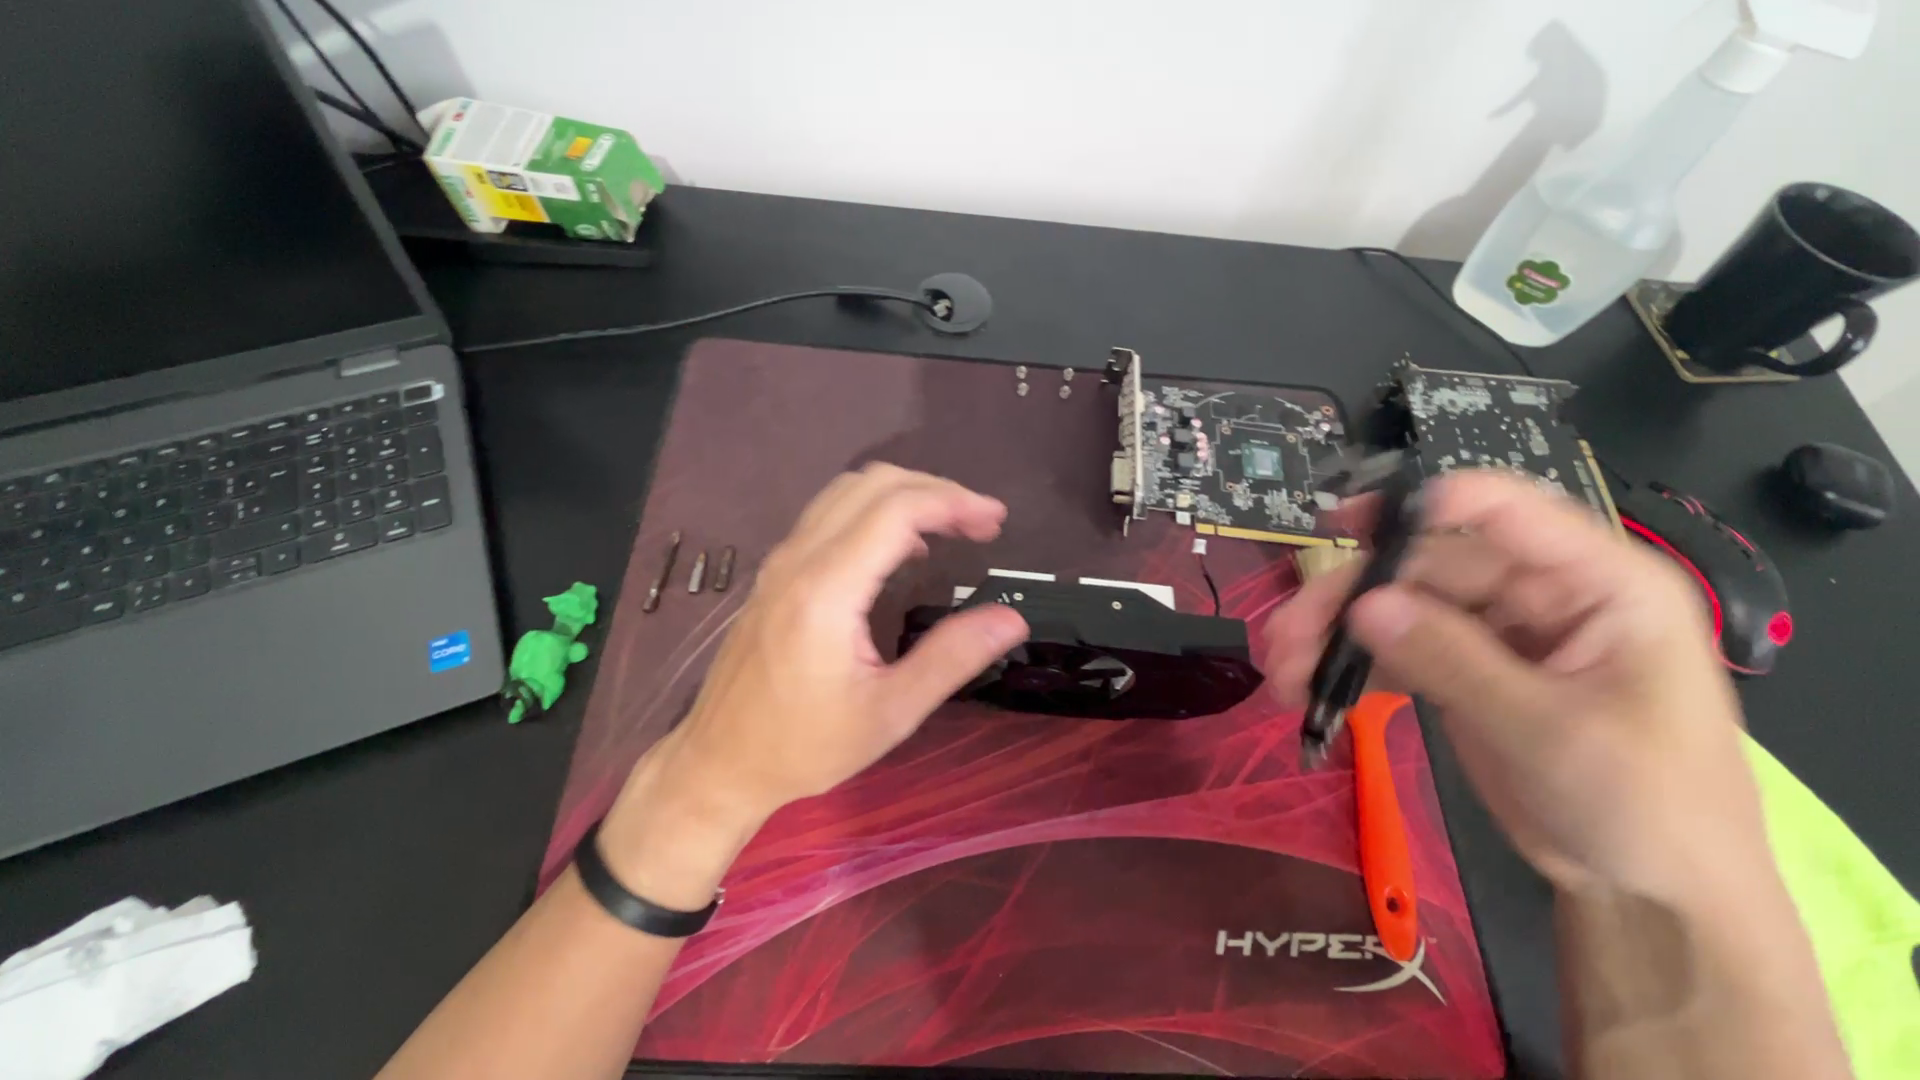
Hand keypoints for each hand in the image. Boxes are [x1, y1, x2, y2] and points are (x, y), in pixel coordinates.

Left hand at [598, 465, 1029, 902]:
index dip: (953, 502)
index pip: (896, 510)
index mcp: (827, 589)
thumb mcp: (890, 713)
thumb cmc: (805, 746)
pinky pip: (828, 516)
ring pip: (846, 493)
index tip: (996, 520)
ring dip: (904, 496)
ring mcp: (780, 563)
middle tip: (981, 523)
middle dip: (935, 491)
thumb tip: (1012, 619)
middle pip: (872, 485)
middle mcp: (799, 560)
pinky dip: (874, 512)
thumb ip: (951, 658)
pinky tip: (902, 549)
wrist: (719, 763)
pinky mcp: (774, 575)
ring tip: (951, 528)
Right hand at [1262, 470, 1770, 900]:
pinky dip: (1352, 669)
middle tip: (1283, 637)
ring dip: (1336, 637)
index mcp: (1595, 583)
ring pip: (1400, 609)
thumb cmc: (1644, 805)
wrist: (1652, 891)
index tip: (1344, 523)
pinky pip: (1398, 652)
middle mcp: (1542, 595)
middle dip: (1349, 599)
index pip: (1509, 512)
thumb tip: (1363, 605)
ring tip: (1281, 674)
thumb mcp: (1548, 730)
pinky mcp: (1467, 673)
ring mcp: (1499, 635)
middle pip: (1426, 567)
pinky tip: (1308, 692)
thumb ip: (1453, 660)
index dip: (1426, 504)